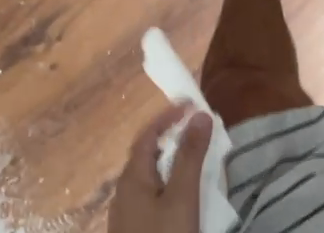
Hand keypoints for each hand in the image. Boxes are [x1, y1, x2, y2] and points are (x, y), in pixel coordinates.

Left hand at [108, 103, 210, 232]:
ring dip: (170, 159)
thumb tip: (199, 115)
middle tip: (197, 127)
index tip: (192, 104)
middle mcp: (123, 193)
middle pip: (145, 154)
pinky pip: (150, 195)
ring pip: (148, 176)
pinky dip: (167, 181)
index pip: (147, 135)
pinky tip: (182, 192)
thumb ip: (191, 156)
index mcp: (131, 179)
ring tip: (195, 155)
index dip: (168, 116)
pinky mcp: (134, 231)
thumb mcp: (183, 197)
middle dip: (170, 136)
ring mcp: (126, 216)